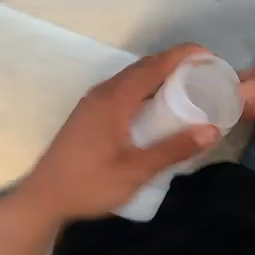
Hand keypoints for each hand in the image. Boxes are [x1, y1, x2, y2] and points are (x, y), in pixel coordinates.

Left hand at [9, 43, 222, 222]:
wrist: (42, 199)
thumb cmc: (88, 185)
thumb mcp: (134, 171)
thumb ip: (172, 150)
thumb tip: (212, 130)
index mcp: (114, 100)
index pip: (153, 66)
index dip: (182, 56)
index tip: (209, 56)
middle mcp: (103, 93)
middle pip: (143, 67)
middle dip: (174, 64)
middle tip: (204, 74)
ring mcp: (93, 103)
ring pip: (132, 79)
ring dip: (159, 77)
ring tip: (187, 88)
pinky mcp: (89, 115)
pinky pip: (123, 90)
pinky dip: (146, 89)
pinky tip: (157, 108)